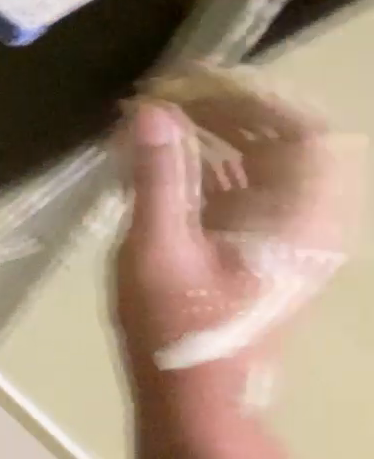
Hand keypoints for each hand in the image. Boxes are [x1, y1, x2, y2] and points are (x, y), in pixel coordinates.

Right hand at [114, 67, 354, 455]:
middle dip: (227, 104)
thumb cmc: (178, 318)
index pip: (307, 138)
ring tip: (153, 107)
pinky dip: (200, 152)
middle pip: (284, 141)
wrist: (191, 382)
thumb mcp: (158, 245)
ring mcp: (275, 230)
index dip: (257, 98)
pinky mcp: (246, 238)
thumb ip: (158, 175)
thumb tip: (153, 109)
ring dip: (212, 125)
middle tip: (161, 87)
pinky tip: (155, 145)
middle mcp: (300, 220)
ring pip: (260, 157)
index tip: (193, 78)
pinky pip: (235, 177)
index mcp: (297, 222)